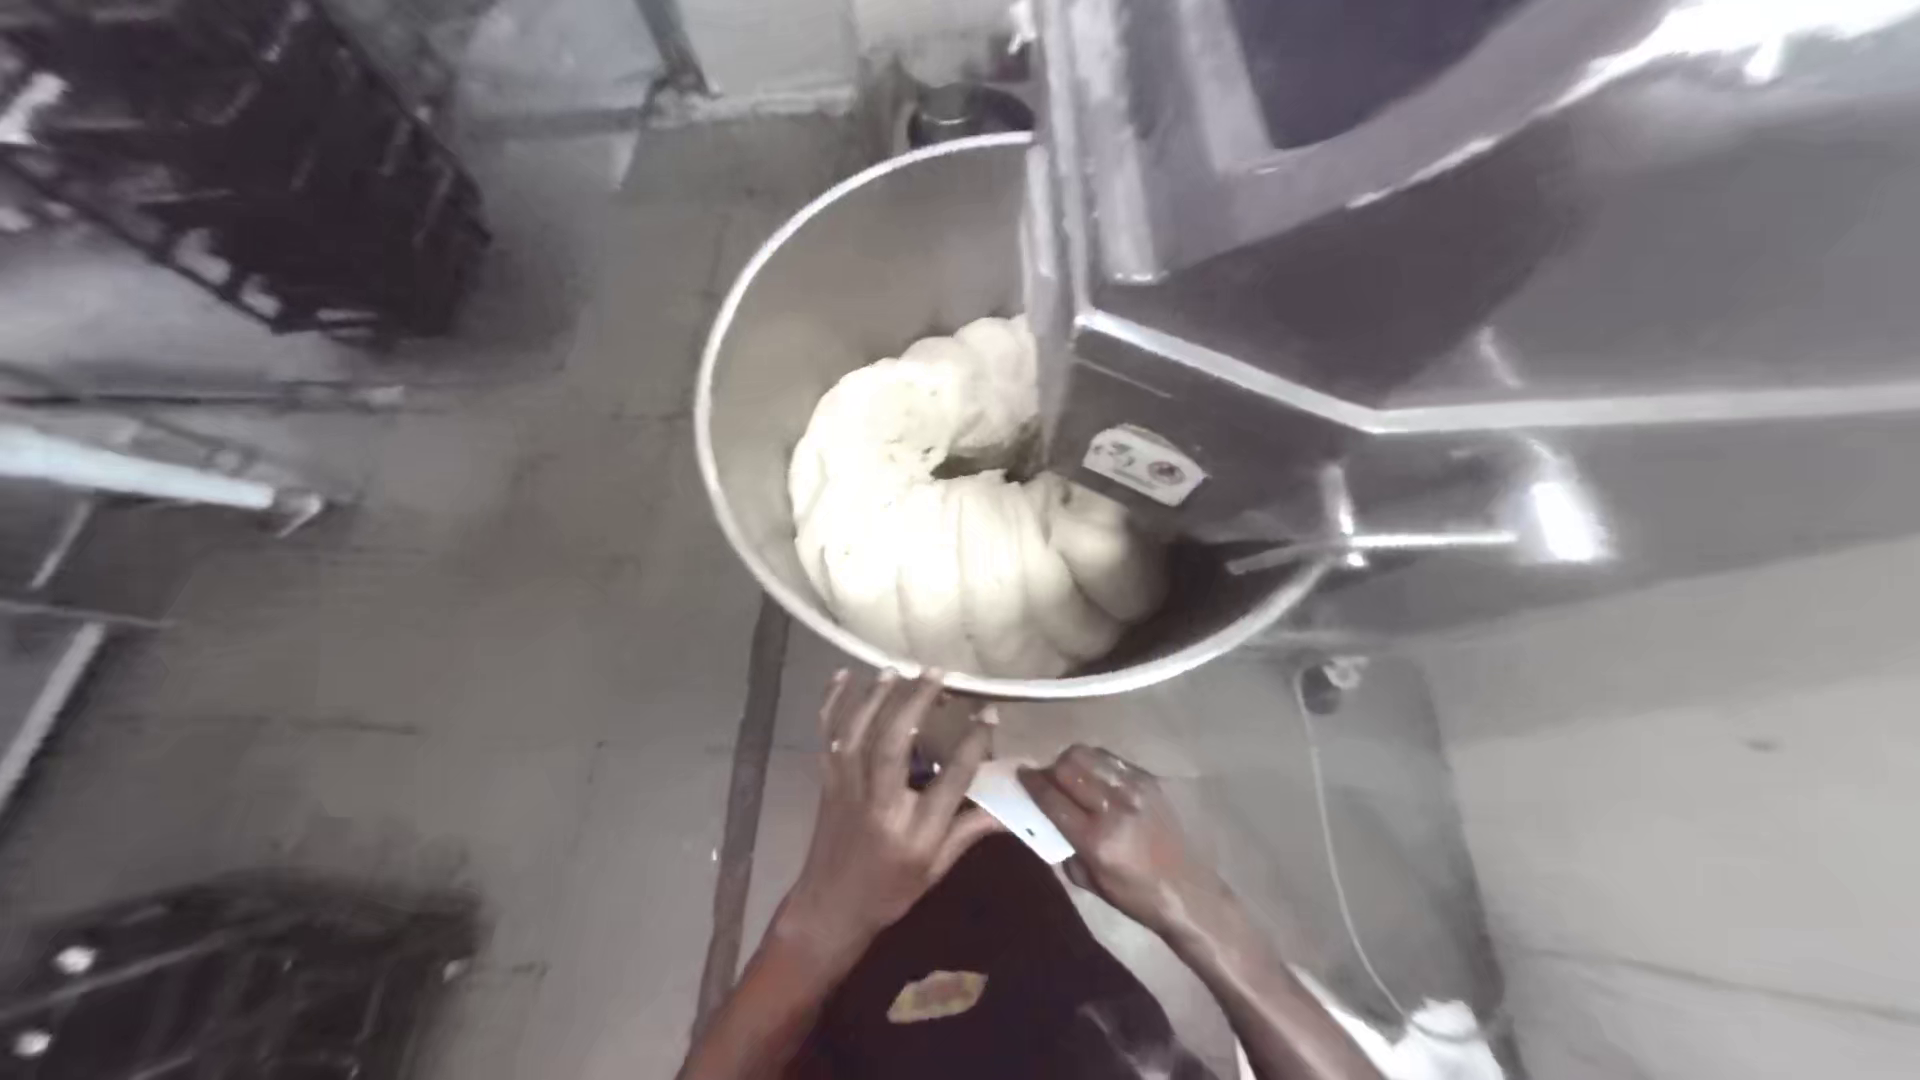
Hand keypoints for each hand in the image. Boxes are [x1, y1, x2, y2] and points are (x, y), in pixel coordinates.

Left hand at [775, 669, 999, 968]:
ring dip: (877, 696)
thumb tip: (1012, 804)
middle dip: (915, 703)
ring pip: (858, 732)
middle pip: (894, 743)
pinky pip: (827, 734)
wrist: (829, 909)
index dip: (973, 742)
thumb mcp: (937, 867)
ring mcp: (847, 787)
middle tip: (937, 673)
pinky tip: (844, 675)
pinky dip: (832, 701)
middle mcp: (878, 804)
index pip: (950, 779)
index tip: (989, 713)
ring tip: (899, 670)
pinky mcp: (827, 779)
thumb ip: (970, 828)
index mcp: (913, 831)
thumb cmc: (889, 891)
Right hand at [1019, 744, 1230, 941]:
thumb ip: (1063, 845)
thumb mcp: (1090, 880)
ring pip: (1088, 754)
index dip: (1031, 782)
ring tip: (1073, 775)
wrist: (1190, 893)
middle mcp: (1114, 807)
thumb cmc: (1136, 896)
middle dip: (1051, 769)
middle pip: (1067, 766)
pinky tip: (1098, 778)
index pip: (1052, 798)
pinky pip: (1112, 759)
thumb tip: (1045, 816)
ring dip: (1073, 762)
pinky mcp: (1150, 780)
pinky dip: (1097, 764)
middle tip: (1049, 779)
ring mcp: (1135, 789)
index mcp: (1096, 838)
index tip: (1021, 773)